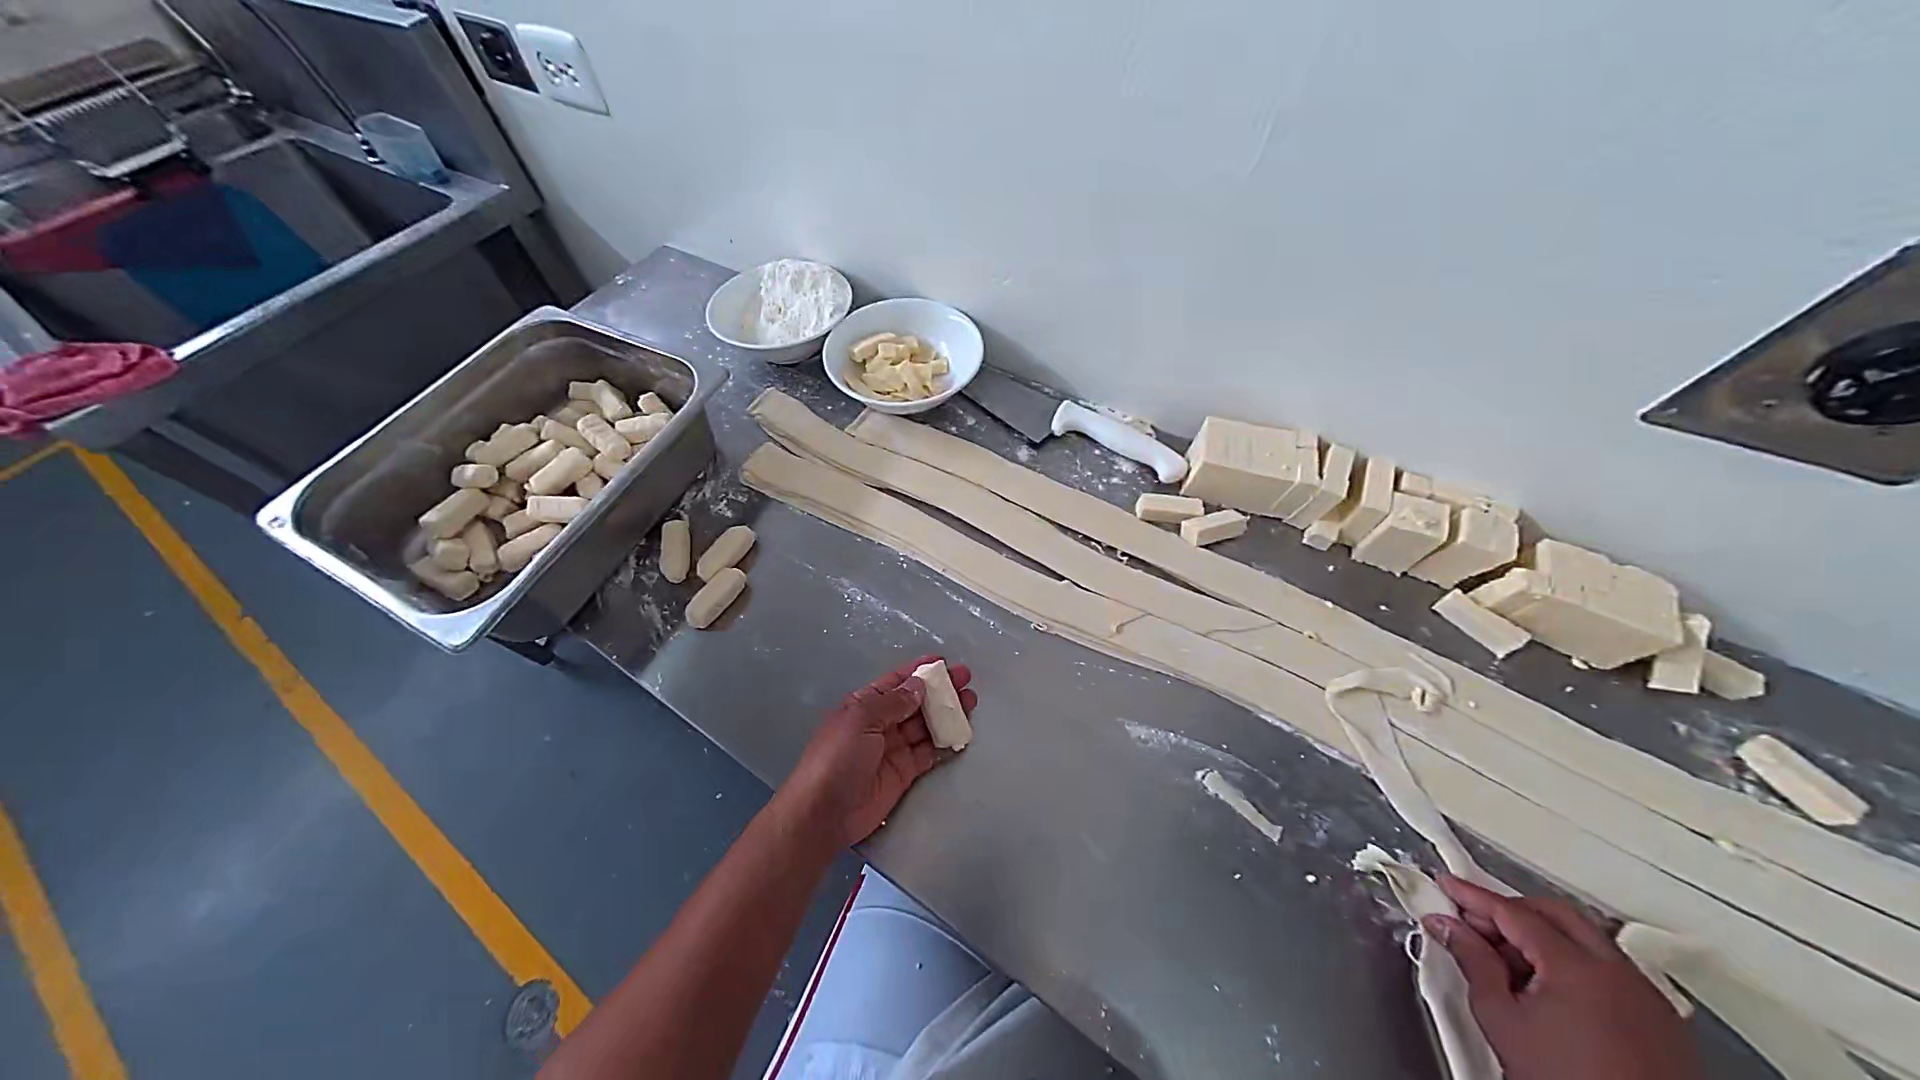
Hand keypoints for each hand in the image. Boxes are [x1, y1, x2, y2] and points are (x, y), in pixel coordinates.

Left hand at [781, 655, 975, 847]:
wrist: (824, 812)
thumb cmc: (838, 758)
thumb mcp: (861, 720)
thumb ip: (893, 702)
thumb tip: (918, 686)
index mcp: (864, 706)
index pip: (895, 682)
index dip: (918, 671)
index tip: (943, 662)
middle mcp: (879, 724)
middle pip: (914, 702)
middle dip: (939, 690)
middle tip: (965, 679)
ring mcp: (892, 749)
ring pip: (925, 725)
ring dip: (946, 713)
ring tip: (970, 701)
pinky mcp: (904, 773)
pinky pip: (928, 753)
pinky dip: (945, 743)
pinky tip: (961, 732)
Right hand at [1423, 875, 1700, 1079]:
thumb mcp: (1501, 1019)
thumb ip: (1473, 962)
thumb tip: (1450, 929)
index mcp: (1579, 968)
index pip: (1513, 912)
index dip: (1473, 895)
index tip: (1449, 887)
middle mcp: (1621, 974)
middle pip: (1554, 914)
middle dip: (1509, 910)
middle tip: (1472, 919)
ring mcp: (1648, 998)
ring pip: (1585, 938)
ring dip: (1541, 935)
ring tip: (1506, 958)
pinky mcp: (1663, 1022)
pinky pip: (1612, 968)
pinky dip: (1574, 962)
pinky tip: (1548, 987)